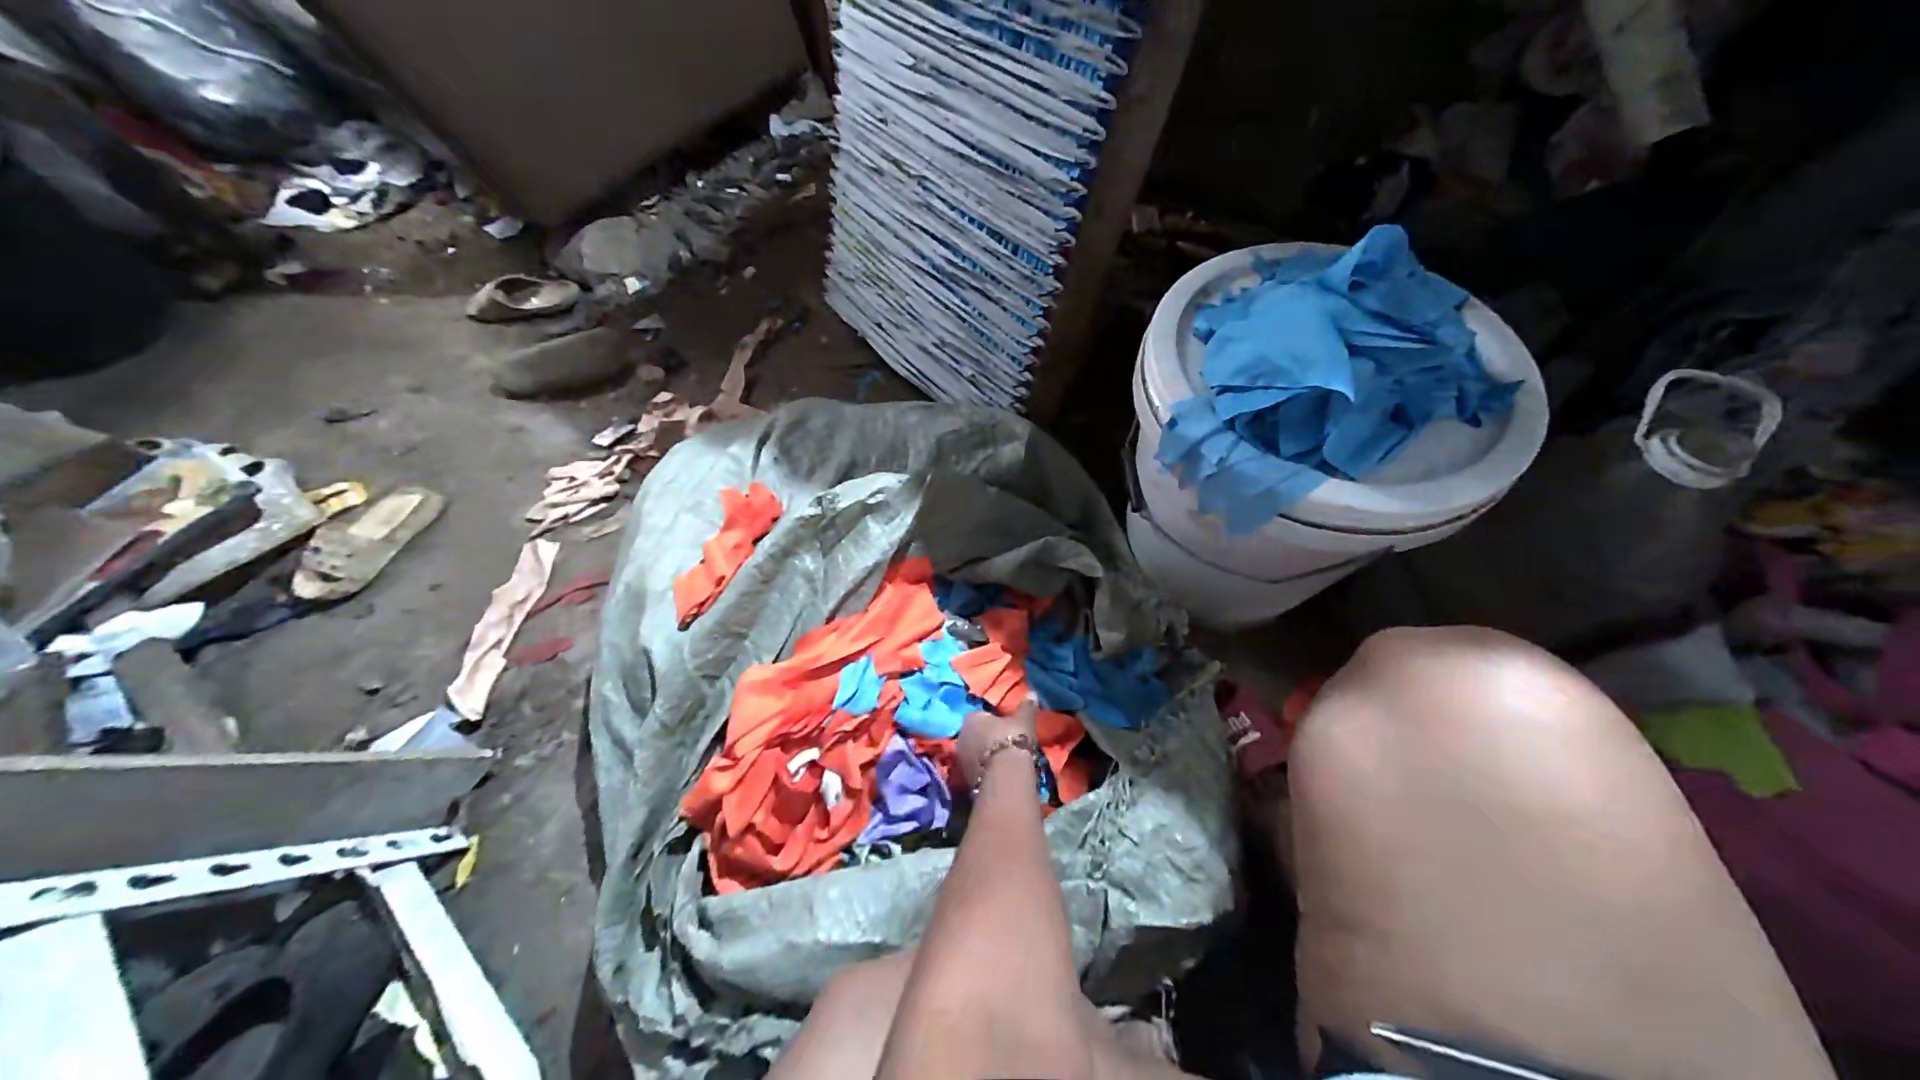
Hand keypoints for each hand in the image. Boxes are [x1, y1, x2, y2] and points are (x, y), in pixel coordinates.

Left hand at [956, 699, 1038, 790]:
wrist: (1005, 775)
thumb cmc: (1013, 739)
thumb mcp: (1023, 721)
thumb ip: (1026, 707)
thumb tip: (1032, 693)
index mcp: (971, 717)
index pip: (980, 714)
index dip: (993, 720)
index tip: (1005, 726)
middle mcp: (961, 735)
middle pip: (974, 734)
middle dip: (986, 738)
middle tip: (1005, 742)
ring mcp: (960, 758)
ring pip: (974, 752)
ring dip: (985, 754)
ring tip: (1003, 759)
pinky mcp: (965, 777)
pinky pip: (976, 768)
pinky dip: (985, 769)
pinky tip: (998, 772)